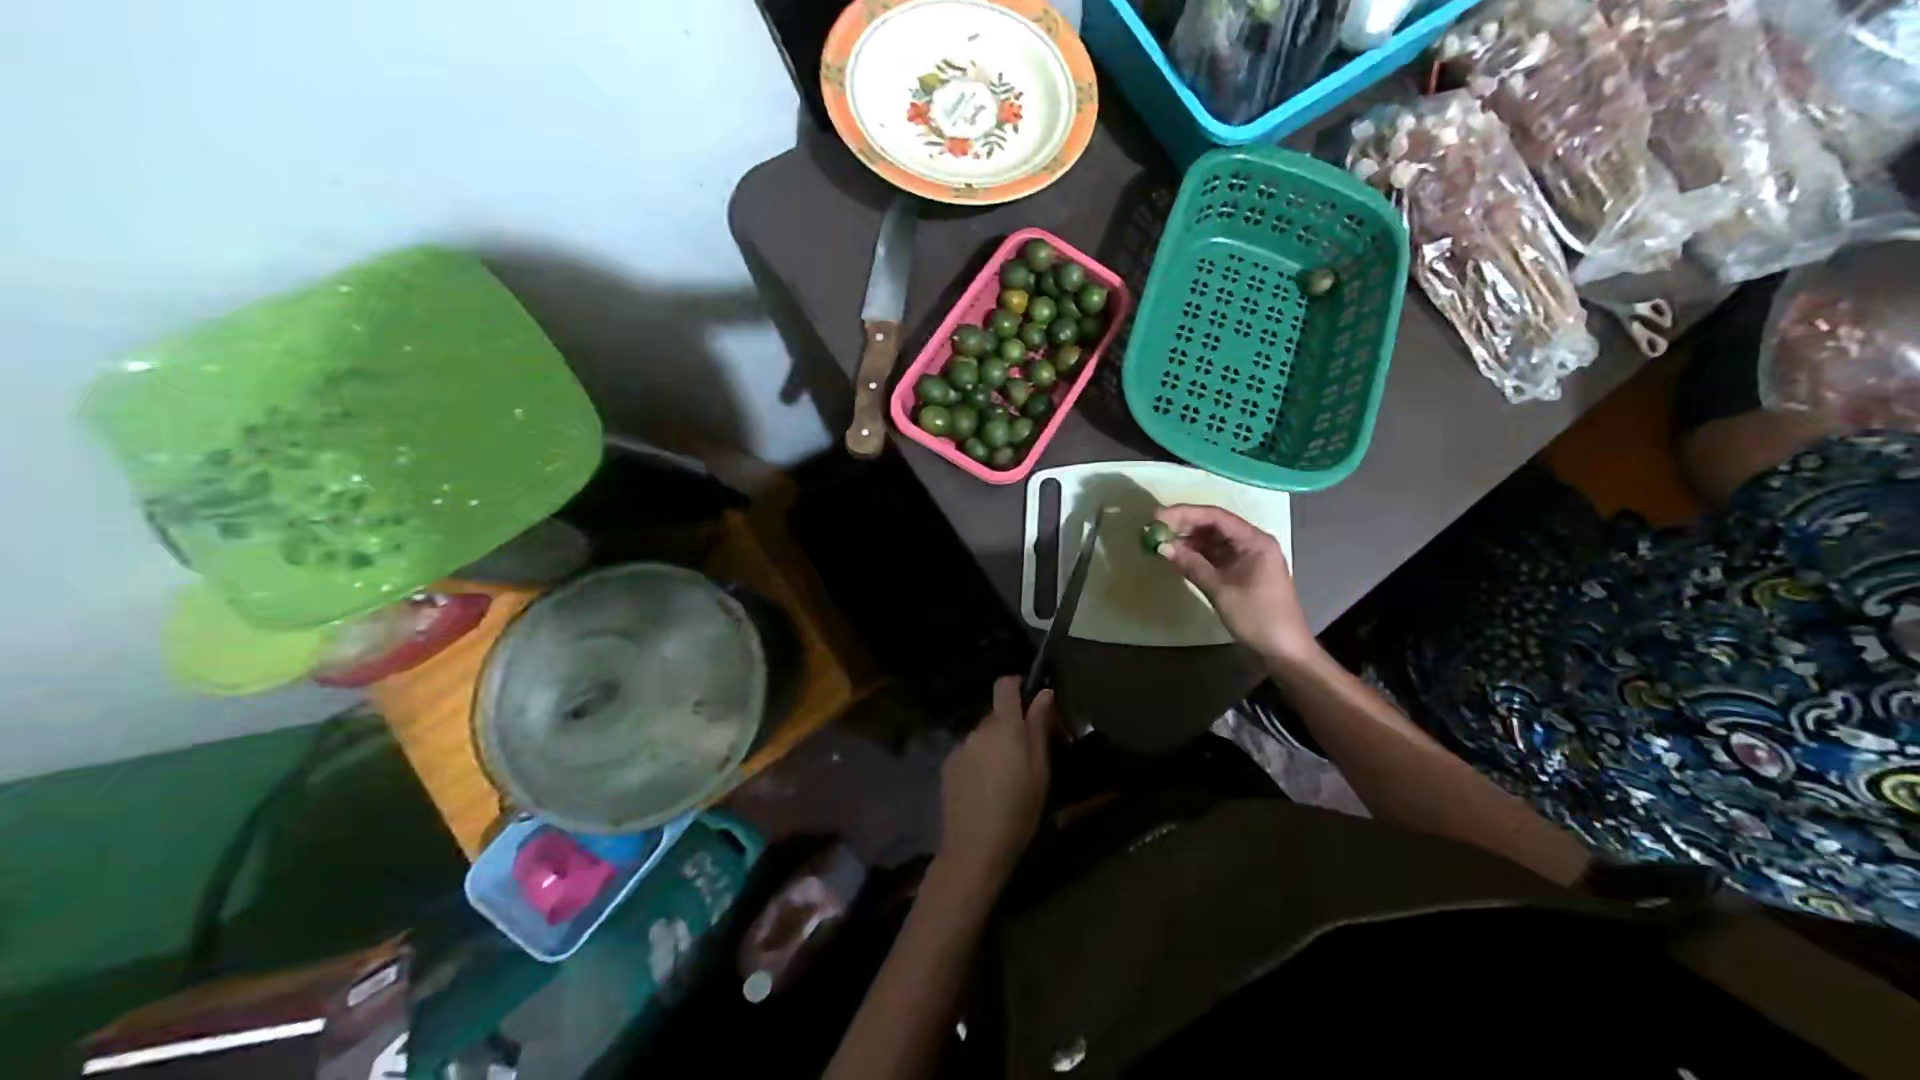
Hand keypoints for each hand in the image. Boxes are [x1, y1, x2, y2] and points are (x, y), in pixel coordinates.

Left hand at [936, 676, 1053, 891]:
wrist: (974, 848)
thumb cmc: (1019, 811)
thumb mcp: (1040, 771)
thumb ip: (1039, 728)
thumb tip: (1045, 693)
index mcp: (1004, 727)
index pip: (1005, 685)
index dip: (1017, 686)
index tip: (1031, 702)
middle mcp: (978, 730)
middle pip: (996, 714)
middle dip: (1011, 726)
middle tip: (1027, 754)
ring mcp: (960, 747)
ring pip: (982, 735)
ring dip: (994, 745)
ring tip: (1005, 777)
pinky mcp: (948, 765)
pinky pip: (969, 752)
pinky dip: (979, 761)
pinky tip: (985, 788)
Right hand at [1154, 504, 1318, 665]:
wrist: (1284, 650)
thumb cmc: (1257, 617)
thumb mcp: (1220, 590)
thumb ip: (1191, 565)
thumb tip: (1163, 547)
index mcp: (1254, 541)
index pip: (1215, 516)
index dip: (1184, 513)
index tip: (1157, 517)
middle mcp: (1252, 543)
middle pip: (1214, 525)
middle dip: (1184, 525)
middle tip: (1154, 529)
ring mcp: (1247, 558)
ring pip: (1213, 540)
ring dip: (1188, 540)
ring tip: (1161, 542)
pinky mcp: (1242, 572)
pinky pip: (1215, 555)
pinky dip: (1196, 555)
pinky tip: (1177, 557)